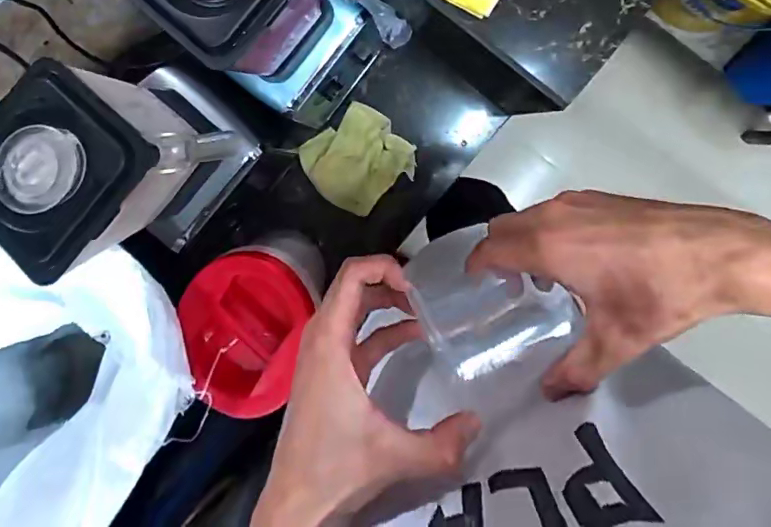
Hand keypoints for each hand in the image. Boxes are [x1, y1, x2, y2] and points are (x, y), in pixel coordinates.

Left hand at [253, 255, 479, 526]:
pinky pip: (356, 332)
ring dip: (387, 302)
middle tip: (424, 293)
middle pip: (354, 285)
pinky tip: (412, 336)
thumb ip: (439, 443)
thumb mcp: (391, 454)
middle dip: (390, 281)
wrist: (295, 502)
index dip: (384, 267)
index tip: (414, 287)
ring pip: (354, 307)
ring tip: (422, 309)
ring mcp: (322, 352)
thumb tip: (475, 422)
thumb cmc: (333, 468)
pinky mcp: (328, 369)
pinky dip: (382, 327)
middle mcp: (320, 336)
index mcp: (328, 340)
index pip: (352, 274)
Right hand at [467, 190, 770, 397]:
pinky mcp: (599, 198)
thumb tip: (550, 393)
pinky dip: (547, 230)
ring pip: (530, 215)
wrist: (713, 250)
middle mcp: (554, 215)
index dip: (476, 265)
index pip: (491, 247)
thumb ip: (577, 369)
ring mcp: (578, 201)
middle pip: (504, 226)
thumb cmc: (658, 293)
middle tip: (507, 287)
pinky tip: (578, 261)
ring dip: (523, 240)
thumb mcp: (617, 340)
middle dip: (495, 252)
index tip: (474, 284)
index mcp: (548, 245)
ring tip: (544, 278)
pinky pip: (554, 211)